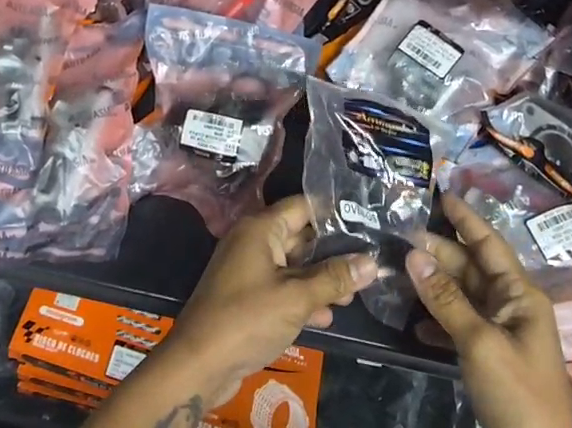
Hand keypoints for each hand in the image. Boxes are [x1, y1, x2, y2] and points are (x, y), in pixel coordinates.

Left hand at [162, 195, 380, 403]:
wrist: (199, 363)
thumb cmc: (248, 319)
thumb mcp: (297, 298)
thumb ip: (334, 278)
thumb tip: (372, 262)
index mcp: (260, 228)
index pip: (302, 207)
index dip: (333, 214)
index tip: (365, 225)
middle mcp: (252, 241)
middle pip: (299, 236)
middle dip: (331, 252)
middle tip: (367, 266)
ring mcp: (248, 269)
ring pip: (292, 265)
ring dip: (320, 279)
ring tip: (353, 296)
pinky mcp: (247, 296)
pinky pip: (281, 288)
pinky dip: (302, 298)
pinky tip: (325, 316)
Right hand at [407, 193, 571, 427]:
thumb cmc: (517, 393)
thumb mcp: (479, 343)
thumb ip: (446, 299)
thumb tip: (413, 254)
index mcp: (521, 295)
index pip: (489, 243)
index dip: (466, 218)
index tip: (440, 193)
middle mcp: (513, 306)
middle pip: (472, 267)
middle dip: (439, 251)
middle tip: (399, 235)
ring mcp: (502, 334)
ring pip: (463, 296)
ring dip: (433, 284)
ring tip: (398, 269)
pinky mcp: (491, 359)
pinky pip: (460, 326)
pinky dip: (437, 320)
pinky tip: (412, 320)